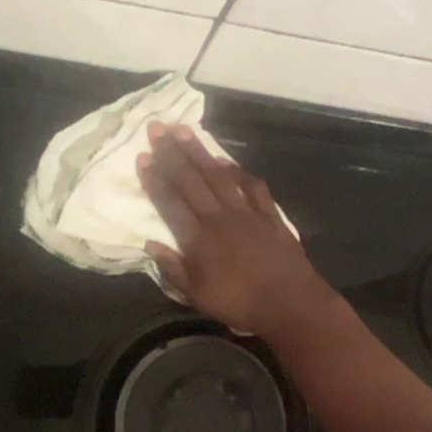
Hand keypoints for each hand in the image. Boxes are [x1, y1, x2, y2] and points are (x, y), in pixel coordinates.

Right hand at [136, 122, 337, 336]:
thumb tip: (150, 243)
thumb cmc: (238, 303)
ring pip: (218, 175)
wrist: (289, 303)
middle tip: (157, 128)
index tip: (143, 157)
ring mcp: (246, 212)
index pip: (170, 202)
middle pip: (191, 180)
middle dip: (171, 153)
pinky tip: (227, 160)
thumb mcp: (196, 295)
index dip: (155, 179)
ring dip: (200, 152)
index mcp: (197, 237)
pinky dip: (238, 171)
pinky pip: (252, 186)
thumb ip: (172, 268)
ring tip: (185, 131)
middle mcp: (219, 216)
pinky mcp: (269, 215)